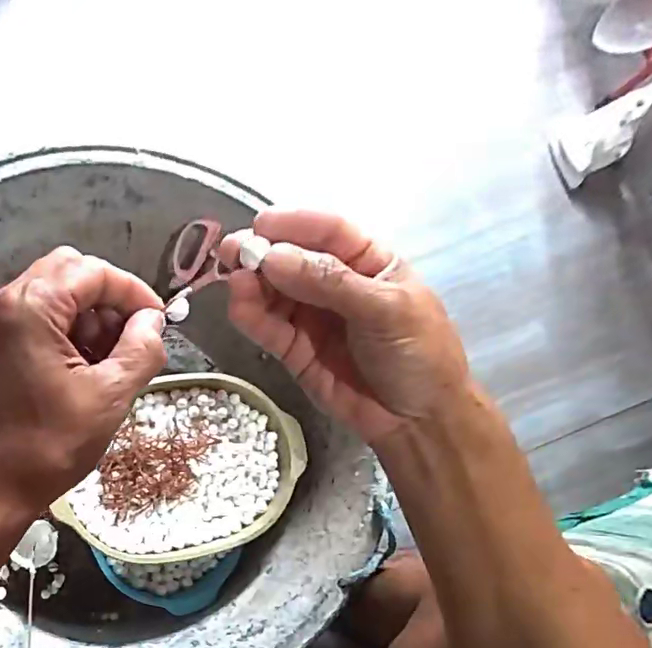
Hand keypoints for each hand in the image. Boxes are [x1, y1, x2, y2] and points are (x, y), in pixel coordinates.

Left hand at [0, 247, 167, 514]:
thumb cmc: (53, 444)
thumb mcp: (110, 396)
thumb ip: (141, 349)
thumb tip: (153, 322)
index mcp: (29, 307)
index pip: (92, 272)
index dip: (132, 291)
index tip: (158, 322)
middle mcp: (3, 303)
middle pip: (69, 272)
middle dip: (108, 300)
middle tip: (132, 338)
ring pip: (53, 293)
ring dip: (88, 316)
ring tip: (111, 358)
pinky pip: (36, 318)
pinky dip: (66, 330)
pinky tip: (85, 365)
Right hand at [221, 209, 469, 444]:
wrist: (417, 420)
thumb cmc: (419, 355)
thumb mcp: (384, 309)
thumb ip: (329, 283)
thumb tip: (275, 258)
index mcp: (368, 263)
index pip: (328, 233)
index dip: (294, 225)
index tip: (261, 224)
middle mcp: (335, 286)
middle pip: (292, 261)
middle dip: (261, 255)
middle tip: (232, 253)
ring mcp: (313, 320)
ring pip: (274, 295)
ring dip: (251, 286)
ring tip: (234, 280)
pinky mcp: (295, 352)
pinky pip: (269, 330)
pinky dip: (252, 318)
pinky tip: (239, 307)